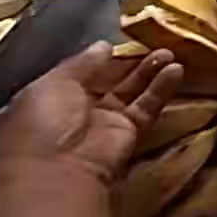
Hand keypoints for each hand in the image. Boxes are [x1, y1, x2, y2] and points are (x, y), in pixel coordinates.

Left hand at [0, 42, 182, 191]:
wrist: (59, 173)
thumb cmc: (41, 126)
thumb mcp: (51, 85)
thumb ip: (80, 63)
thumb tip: (104, 45)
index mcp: (40, 103)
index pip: (71, 76)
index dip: (93, 60)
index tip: (116, 44)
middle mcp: (70, 113)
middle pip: (105, 81)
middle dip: (127, 62)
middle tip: (152, 43)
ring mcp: (100, 124)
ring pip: (130, 91)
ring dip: (149, 71)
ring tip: (169, 53)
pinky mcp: (128, 132)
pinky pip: (147, 105)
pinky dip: (161, 88)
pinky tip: (175, 70)